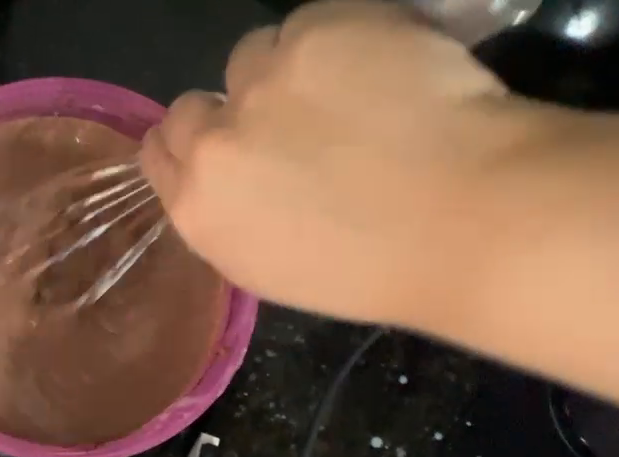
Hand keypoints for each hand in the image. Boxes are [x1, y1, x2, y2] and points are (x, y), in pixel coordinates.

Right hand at [138, 0, 541, 328]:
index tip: (220, 147)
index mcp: (196, 208)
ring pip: (250, 57)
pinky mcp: (322, 30)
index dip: (187, 147)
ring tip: (336, 89)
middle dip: (225, 112)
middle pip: (190, 106)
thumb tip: (230, 176)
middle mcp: (214, 142)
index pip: (159, 154)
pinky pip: (308, 20)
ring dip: (279, 71)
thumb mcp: (262, 264)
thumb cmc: (364, 268)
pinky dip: (336, 37)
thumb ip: (226, 212)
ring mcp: (264, 82)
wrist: (459, 218)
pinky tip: (376, 66)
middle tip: (279, 120)